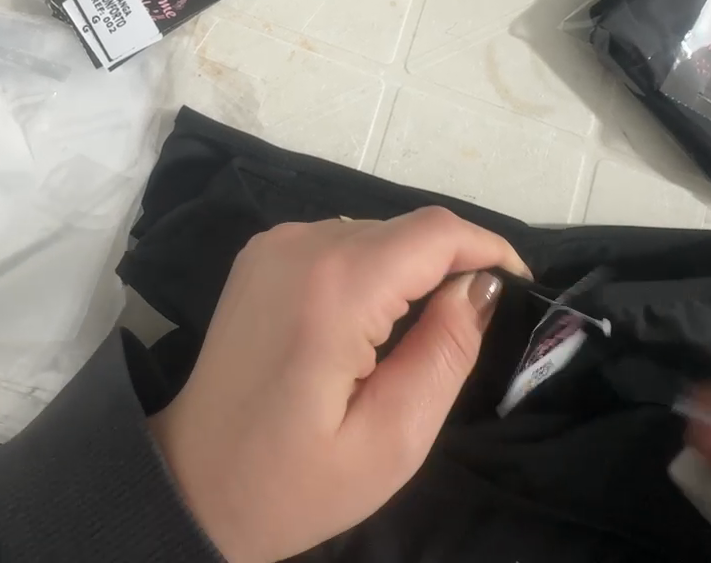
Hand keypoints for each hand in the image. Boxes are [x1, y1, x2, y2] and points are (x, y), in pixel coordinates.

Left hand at [147, 207, 526, 562]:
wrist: (192, 478)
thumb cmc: (294, 480)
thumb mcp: (392, 439)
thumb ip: (445, 350)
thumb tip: (480, 286)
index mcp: (334, 287)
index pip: (433, 231)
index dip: (486, 247)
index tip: (517, 285)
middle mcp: (300, 243)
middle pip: (403, 229)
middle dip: (449, 264)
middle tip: (469, 327)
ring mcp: (274, 242)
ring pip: (373, 231)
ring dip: (408, 268)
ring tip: (416, 333)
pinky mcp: (260, 252)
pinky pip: (337, 241)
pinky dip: (369, 268)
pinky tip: (368, 320)